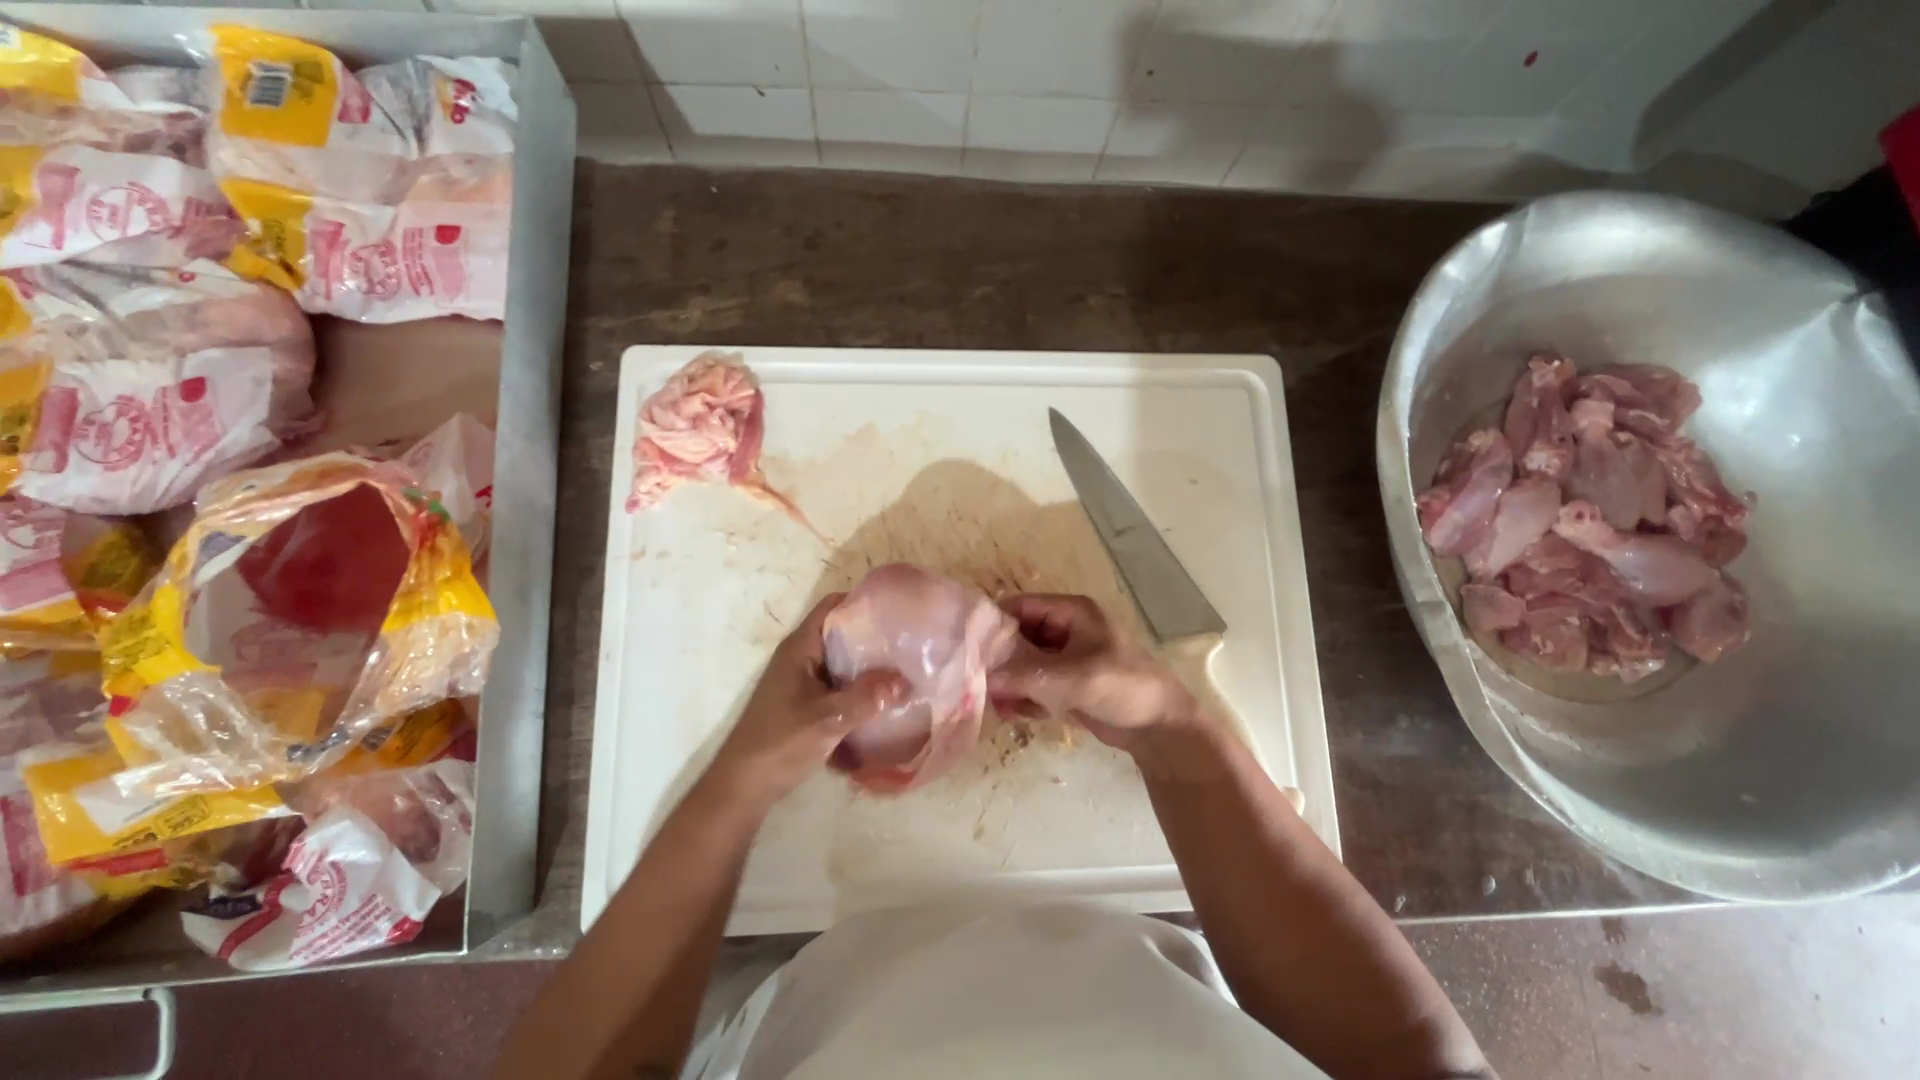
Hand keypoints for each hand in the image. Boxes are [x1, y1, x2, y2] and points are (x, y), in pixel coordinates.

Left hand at [707, 593, 906, 808]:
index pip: (832, 607)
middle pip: (840, 633)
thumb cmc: (780, 743)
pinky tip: (884, 700)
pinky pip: (838, 685)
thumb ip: (866, 697)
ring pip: (841, 662)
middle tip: (910, 642)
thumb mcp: (828, 719)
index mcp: (800, 648)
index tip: (897, 610)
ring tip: (906, 668)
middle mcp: (800, 658)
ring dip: (868, 666)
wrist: (745, 785)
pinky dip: (859, 688)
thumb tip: (905, 679)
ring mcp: (802, 681)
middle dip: (873, 636)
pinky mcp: (806, 704)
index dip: (862, 602)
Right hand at [986, 594, 1199, 755]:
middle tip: (975, 681)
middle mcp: (1066, 630)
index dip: (993, 624)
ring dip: (1008, 682)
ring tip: (994, 703)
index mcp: (1072, 613)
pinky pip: (1035, 685)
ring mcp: (1067, 660)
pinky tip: (1013, 713)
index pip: (1019, 606)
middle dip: (998, 659)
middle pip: (1018, 636)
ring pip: (1023, 664)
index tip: (967, 647)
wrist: (1160, 728)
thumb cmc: (1123, 687)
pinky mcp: (1068, 686)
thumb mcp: (1072, 678)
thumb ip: (1024, 675)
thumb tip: (980, 676)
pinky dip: (1022, 697)